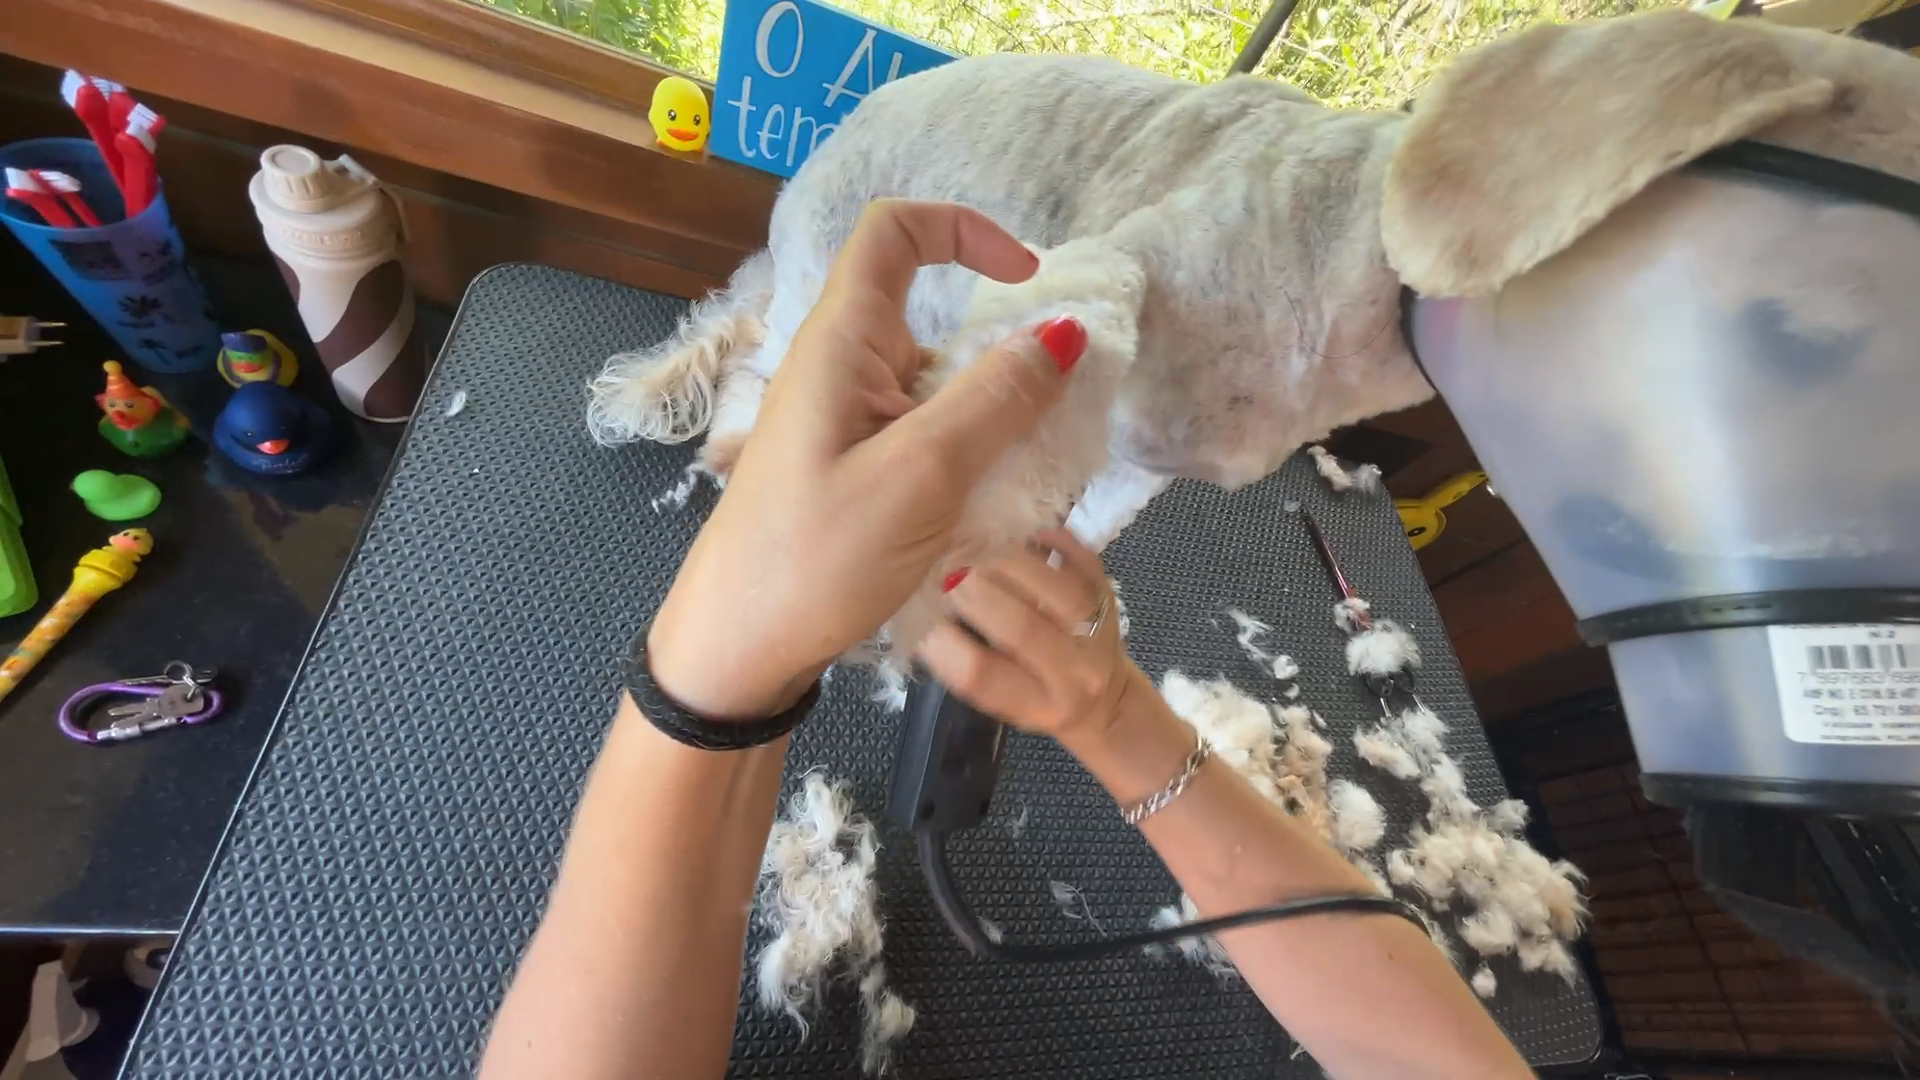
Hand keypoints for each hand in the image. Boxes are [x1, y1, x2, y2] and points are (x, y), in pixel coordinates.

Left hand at [649, 200, 1089, 717]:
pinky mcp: (849, 471)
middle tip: (1047, 415)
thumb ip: (996, 398)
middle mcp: (840, 370)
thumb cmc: (819, 554)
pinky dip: (964, 454)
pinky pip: (920, 438)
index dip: (964, 230)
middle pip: (929, 321)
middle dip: (997, 353)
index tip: (1027, 278)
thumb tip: (1062, 332)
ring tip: (1024, 474)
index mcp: (843, 342)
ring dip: (987, 415)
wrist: (741, 645)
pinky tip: (989, 502)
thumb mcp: (923, 472)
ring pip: (932, 389)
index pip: (895, 232)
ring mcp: (843, 425)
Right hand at [915, 529, 1143, 745]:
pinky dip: (1050, 541)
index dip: (944, 644)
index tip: (920, 616)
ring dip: (1009, 562)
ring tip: (974, 546)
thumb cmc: (1035, 697)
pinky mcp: (1109, 596)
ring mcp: (1099, 633)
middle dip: (976, 592)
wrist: (1105, 700)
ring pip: (1056, 590)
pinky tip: (1020, 533)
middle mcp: (1073, 674)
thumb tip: (921, 608)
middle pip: (1023, 628)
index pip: (983, 675)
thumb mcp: (999, 697)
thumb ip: (966, 661)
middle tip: (944, 569)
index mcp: (1034, 705)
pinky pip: (1082, 560)